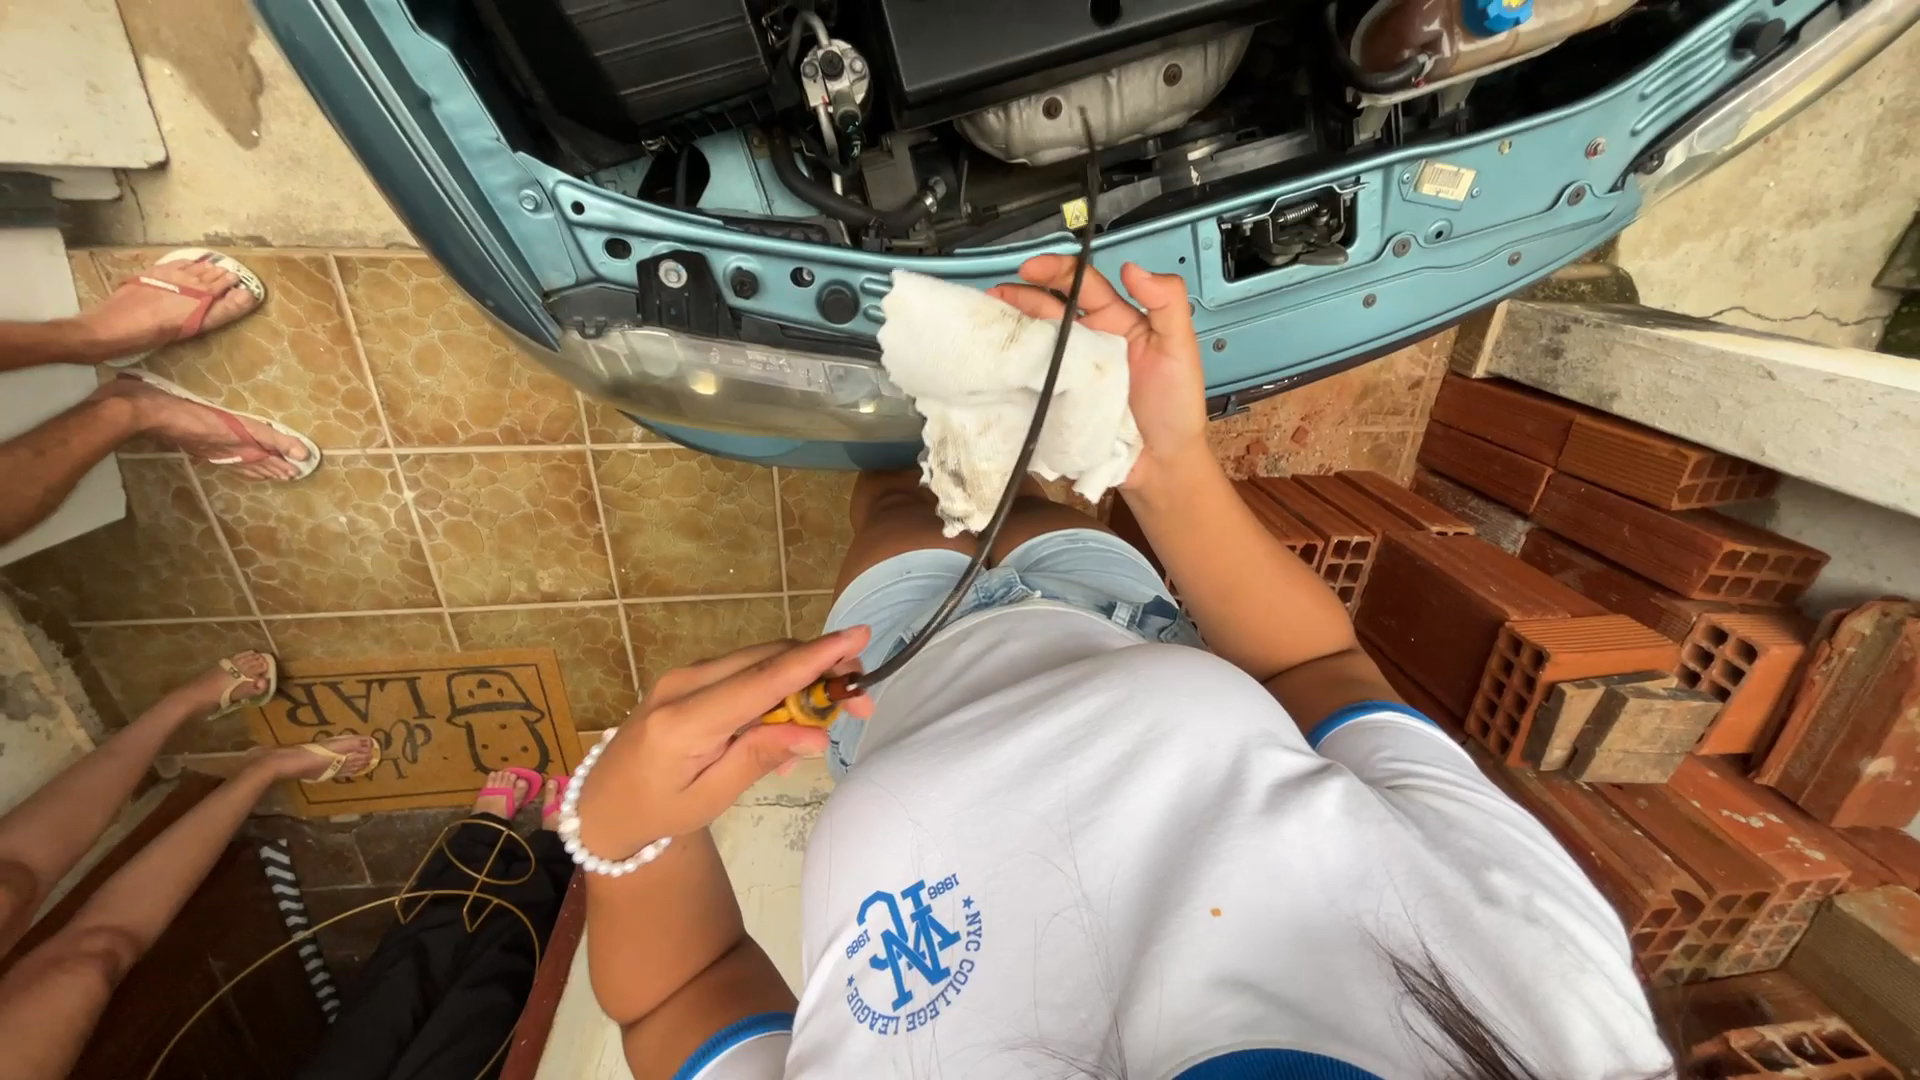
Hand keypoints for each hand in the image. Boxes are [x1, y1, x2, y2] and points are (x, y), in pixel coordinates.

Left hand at [574, 628, 872, 857]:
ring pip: (762, 658)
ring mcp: (686, 674)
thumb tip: (817, 735)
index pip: (763, 680)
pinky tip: (790, 719)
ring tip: (831, 712)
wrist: (604, 802)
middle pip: (769, 659)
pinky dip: (779, 684)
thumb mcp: (709, 799)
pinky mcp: (692, 675)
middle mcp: (685, 684)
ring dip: (804, 675)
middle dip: (822, 667)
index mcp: (685, 722)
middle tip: (860, 697)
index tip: (857, 636)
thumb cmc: (656, 811)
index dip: (815, 658)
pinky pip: (748, 668)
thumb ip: (759, 759)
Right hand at [988, 258, 1210, 493]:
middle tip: (995, 292)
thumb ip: (1166, 302)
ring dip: (1010, 327)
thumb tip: (1133, 268)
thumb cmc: (1175, 408)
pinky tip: (995, 362)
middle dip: (1020, 295)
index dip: (1055, 271)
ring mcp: (1069, 372)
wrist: (1161, 463)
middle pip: (1048, 308)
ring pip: (1035, 340)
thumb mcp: (1180, 348)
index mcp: (1116, 321)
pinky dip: (1011, 369)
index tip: (1031, 268)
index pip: (1082, 285)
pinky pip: (1031, 380)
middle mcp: (1088, 342)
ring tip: (987, 321)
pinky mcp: (1057, 400)